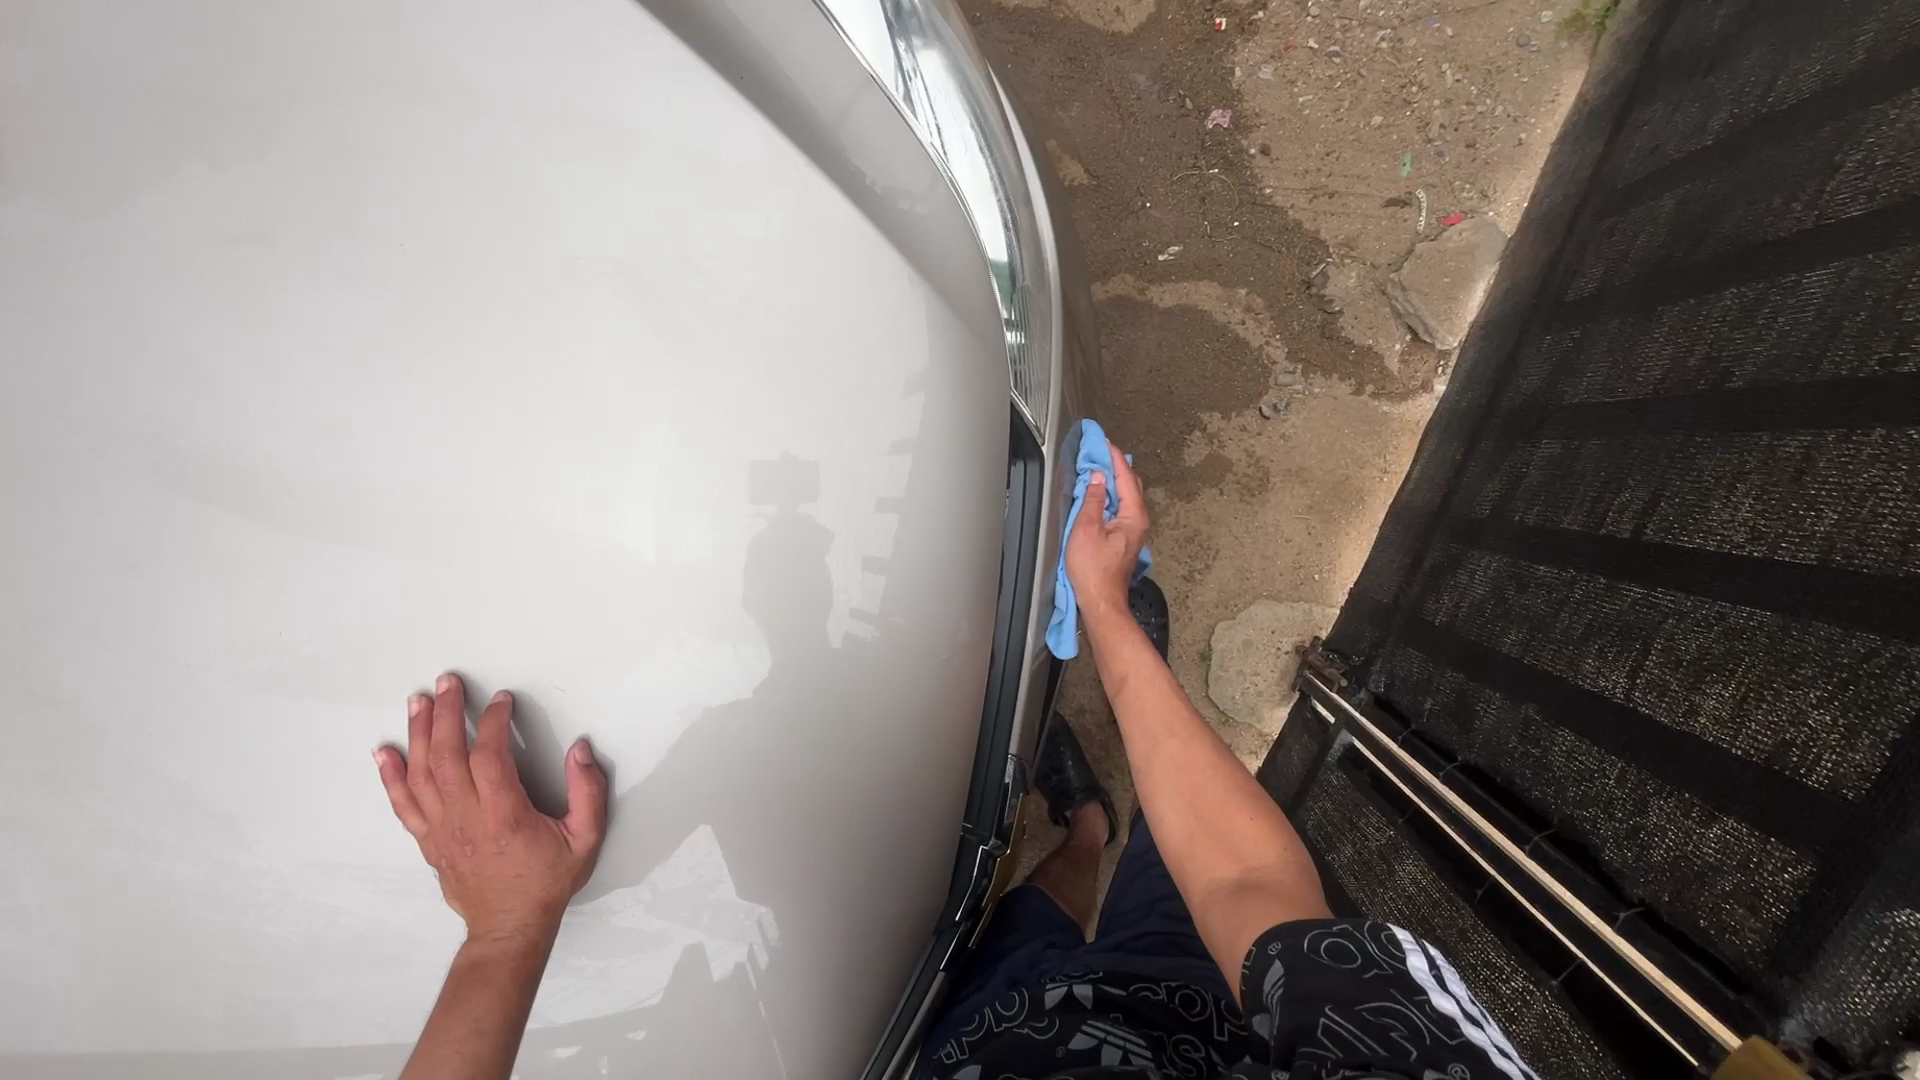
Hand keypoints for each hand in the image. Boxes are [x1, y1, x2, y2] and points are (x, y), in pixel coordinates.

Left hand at [373, 673, 607, 945]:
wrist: (509, 928)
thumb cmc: (549, 880)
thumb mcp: (587, 837)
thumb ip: (589, 791)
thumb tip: (580, 750)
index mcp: (504, 816)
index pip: (489, 758)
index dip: (494, 724)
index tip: (502, 700)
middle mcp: (465, 820)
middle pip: (446, 758)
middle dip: (446, 715)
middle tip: (448, 683)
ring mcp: (442, 830)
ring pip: (421, 775)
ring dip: (418, 734)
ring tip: (419, 701)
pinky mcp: (429, 841)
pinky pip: (404, 804)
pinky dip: (391, 777)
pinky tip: (386, 752)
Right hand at [1064, 439, 1148, 624]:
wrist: (1100, 601)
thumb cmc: (1093, 571)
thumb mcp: (1086, 529)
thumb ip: (1093, 500)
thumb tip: (1097, 478)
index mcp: (1133, 516)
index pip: (1125, 477)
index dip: (1113, 457)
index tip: (1103, 442)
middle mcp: (1138, 521)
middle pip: (1130, 484)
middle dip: (1115, 466)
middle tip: (1098, 451)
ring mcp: (1132, 531)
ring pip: (1125, 496)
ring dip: (1111, 481)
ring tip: (1096, 466)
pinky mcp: (1123, 539)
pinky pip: (1119, 508)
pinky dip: (1109, 496)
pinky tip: (1098, 494)